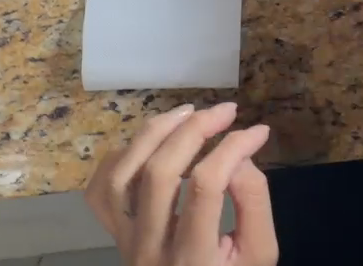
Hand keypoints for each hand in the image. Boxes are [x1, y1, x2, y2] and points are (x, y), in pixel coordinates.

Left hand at [86, 102, 276, 265]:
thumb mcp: (259, 254)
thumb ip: (255, 201)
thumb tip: (240, 153)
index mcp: (193, 261)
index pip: (205, 186)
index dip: (233, 147)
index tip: (258, 131)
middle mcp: (150, 251)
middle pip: (159, 174)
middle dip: (194, 130)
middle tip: (227, 111)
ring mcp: (126, 243)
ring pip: (122, 175)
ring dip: (155, 133)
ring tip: (189, 112)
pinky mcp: (115, 236)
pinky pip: (102, 190)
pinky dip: (122, 155)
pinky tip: (153, 141)